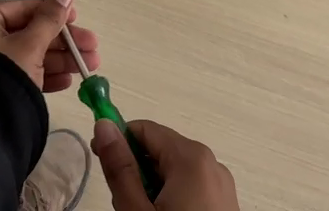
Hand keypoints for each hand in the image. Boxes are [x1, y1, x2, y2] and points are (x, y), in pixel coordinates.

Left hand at [0, 0, 101, 92]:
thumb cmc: (1, 72)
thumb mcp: (29, 45)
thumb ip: (50, 20)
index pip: (24, 9)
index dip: (54, 13)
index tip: (78, 18)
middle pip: (30, 32)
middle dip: (64, 42)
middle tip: (92, 48)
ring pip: (30, 55)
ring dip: (60, 60)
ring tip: (89, 66)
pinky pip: (23, 74)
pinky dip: (44, 76)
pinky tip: (68, 81)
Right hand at [93, 117, 238, 209]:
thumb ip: (119, 168)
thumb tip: (103, 125)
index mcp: (190, 157)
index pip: (143, 129)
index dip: (118, 142)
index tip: (101, 163)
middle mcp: (210, 163)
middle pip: (159, 150)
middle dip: (137, 172)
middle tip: (126, 205)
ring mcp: (222, 186)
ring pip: (174, 172)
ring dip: (153, 189)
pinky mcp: (227, 206)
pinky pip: (191, 188)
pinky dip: (173, 200)